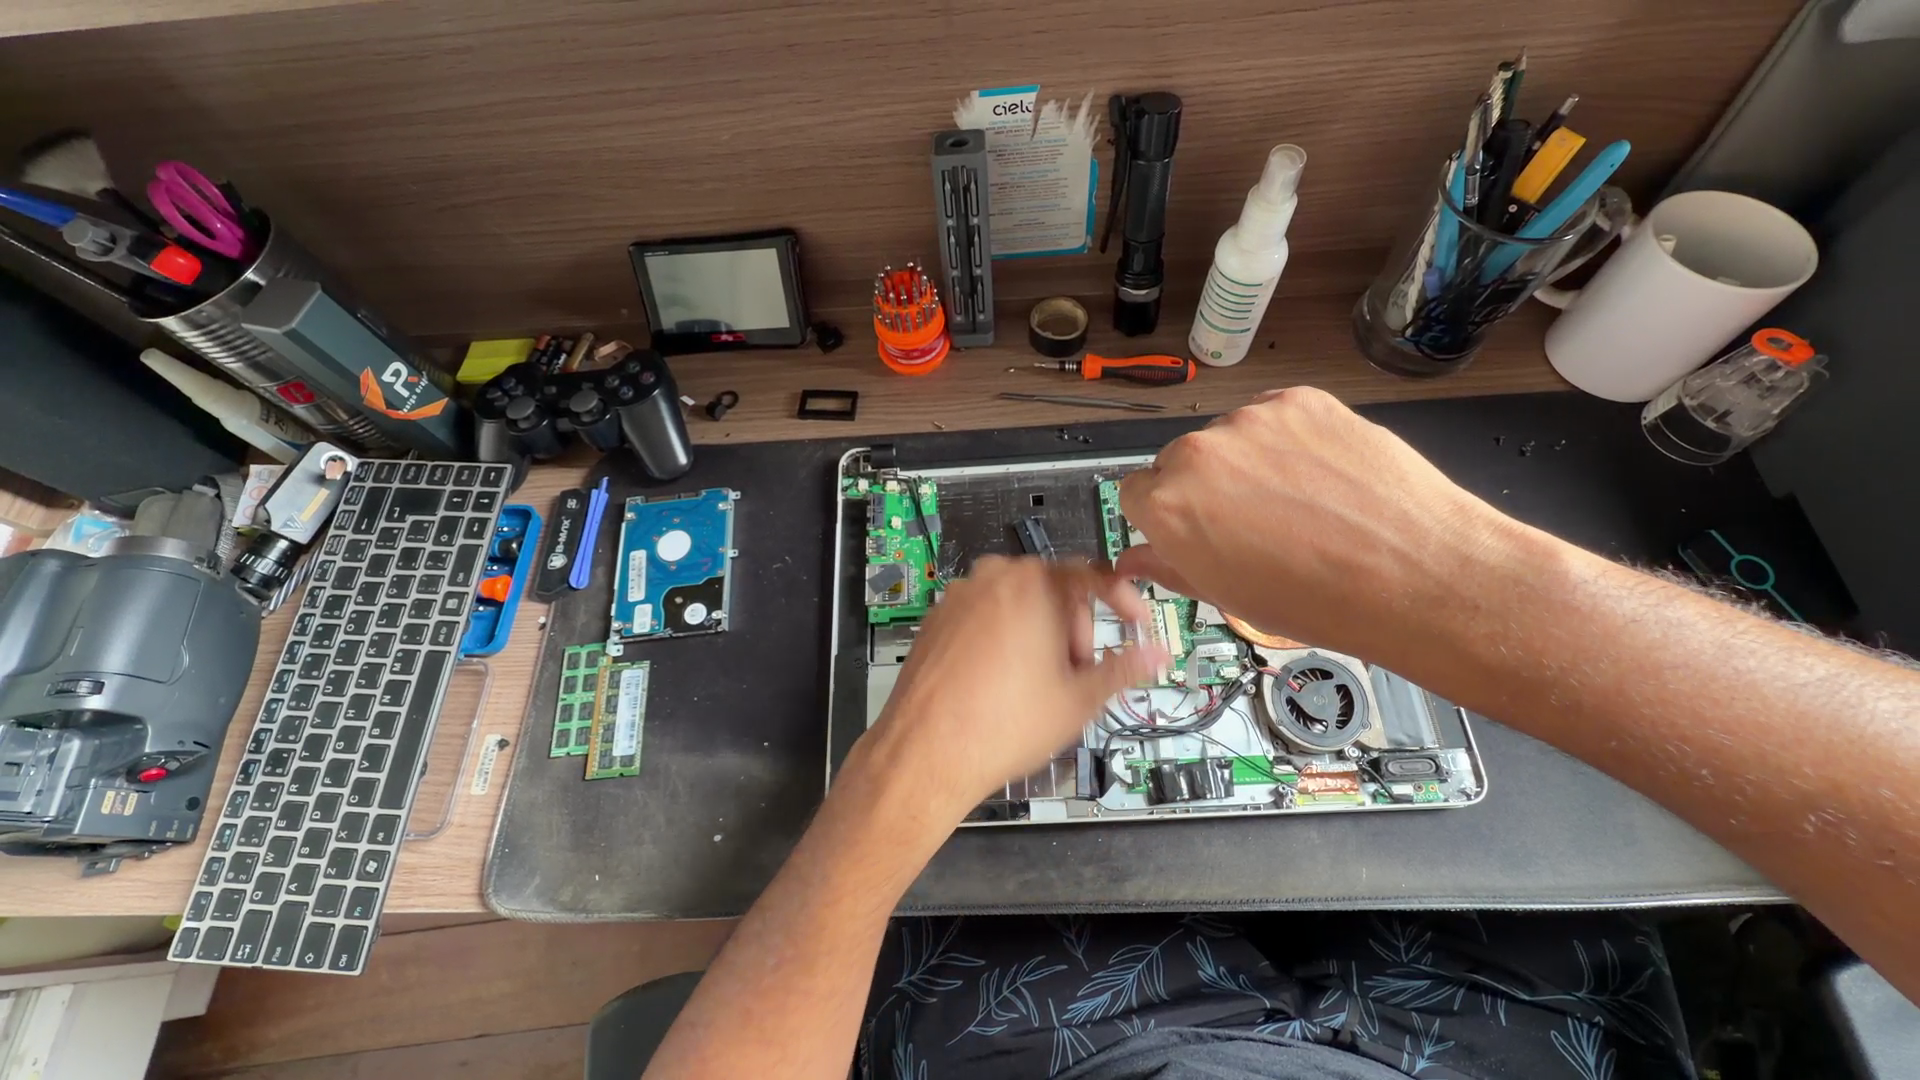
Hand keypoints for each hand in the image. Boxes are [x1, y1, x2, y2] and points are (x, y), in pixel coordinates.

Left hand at [853, 557, 1165, 819]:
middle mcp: (993, 577)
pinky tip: (1001, 683)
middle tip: (1078, 674)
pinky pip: (983, 617)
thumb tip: (1156, 655)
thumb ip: (1124, 669)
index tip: (1137, 625)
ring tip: (1039, 685)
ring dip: (1040, 635)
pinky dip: (1003, 639)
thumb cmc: (1005, 724)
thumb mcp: (1079, 699)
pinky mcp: (935, 619)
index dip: (1123, 601)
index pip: (1094, 575)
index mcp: (1034, 583)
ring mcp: (958, 596)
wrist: (924, 753)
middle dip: (1075, 628)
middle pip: (1054, 589)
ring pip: (1018, 604)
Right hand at [1115, 387, 1523, 662]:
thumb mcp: (1224, 595)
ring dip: (1248, 461)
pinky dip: (1288, 440)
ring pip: (1230, 437)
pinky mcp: (1300, 401)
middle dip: (1204, 488)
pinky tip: (1317, 478)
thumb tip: (1138, 559)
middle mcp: (1198, 454)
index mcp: (1167, 505)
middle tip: (1248, 520)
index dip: (1161, 514)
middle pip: (1180, 461)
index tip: (1186, 525)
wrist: (1413, 574)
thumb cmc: (1321, 597)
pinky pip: (1275, 416)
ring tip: (1296, 502)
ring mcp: (1251, 421)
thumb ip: (1167, 567)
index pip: (1135, 492)